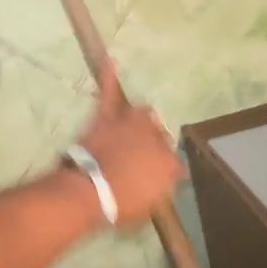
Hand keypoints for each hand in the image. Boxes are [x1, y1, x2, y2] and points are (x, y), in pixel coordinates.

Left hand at [71, 61, 183, 229]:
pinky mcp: (107, 118)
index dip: (165, 174)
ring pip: (142, 116)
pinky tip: (110, 59)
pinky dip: (109, 77)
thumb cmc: (120, 207)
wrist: (90, 191)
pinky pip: (109, 92)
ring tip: (136, 130)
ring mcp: (130, 124)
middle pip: (160, 137)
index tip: (156, 181)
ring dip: (141, 123)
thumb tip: (157, 183)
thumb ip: (156, 191)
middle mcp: (155, 138)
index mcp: (169, 164)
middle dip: (154, 146)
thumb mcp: (147, 208)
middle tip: (142, 159)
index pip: (175, 165)